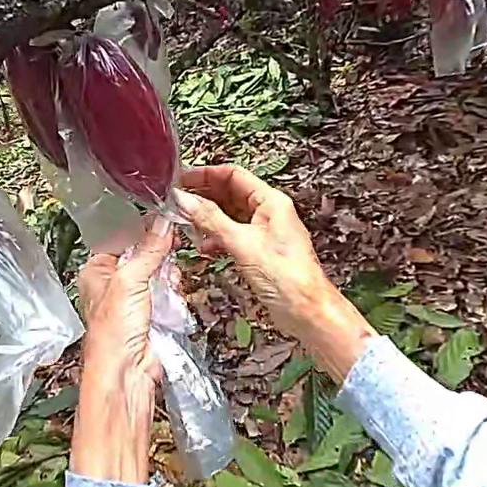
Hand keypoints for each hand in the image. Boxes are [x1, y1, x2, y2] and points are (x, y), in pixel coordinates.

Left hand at [73, 217, 173, 482]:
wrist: (127, 374)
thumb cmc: (113, 333)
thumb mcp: (130, 281)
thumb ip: (149, 250)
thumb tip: (162, 223)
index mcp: (97, 270)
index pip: (123, 237)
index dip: (144, 229)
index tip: (165, 220)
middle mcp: (114, 282)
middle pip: (145, 254)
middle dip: (160, 257)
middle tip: (169, 255)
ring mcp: (134, 297)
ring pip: (160, 272)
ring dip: (168, 277)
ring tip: (168, 286)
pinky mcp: (152, 312)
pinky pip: (168, 292)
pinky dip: (174, 294)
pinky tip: (173, 298)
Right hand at [175, 164, 373, 381]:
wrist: (307, 311)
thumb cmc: (288, 277)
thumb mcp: (242, 243)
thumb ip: (211, 219)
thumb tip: (186, 200)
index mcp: (272, 202)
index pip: (234, 175)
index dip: (206, 174)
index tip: (183, 180)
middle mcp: (269, 213)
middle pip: (230, 193)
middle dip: (204, 196)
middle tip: (179, 200)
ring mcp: (265, 232)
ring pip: (230, 215)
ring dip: (208, 218)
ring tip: (187, 223)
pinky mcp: (260, 251)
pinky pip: (233, 235)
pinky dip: (217, 238)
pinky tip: (205, 248)